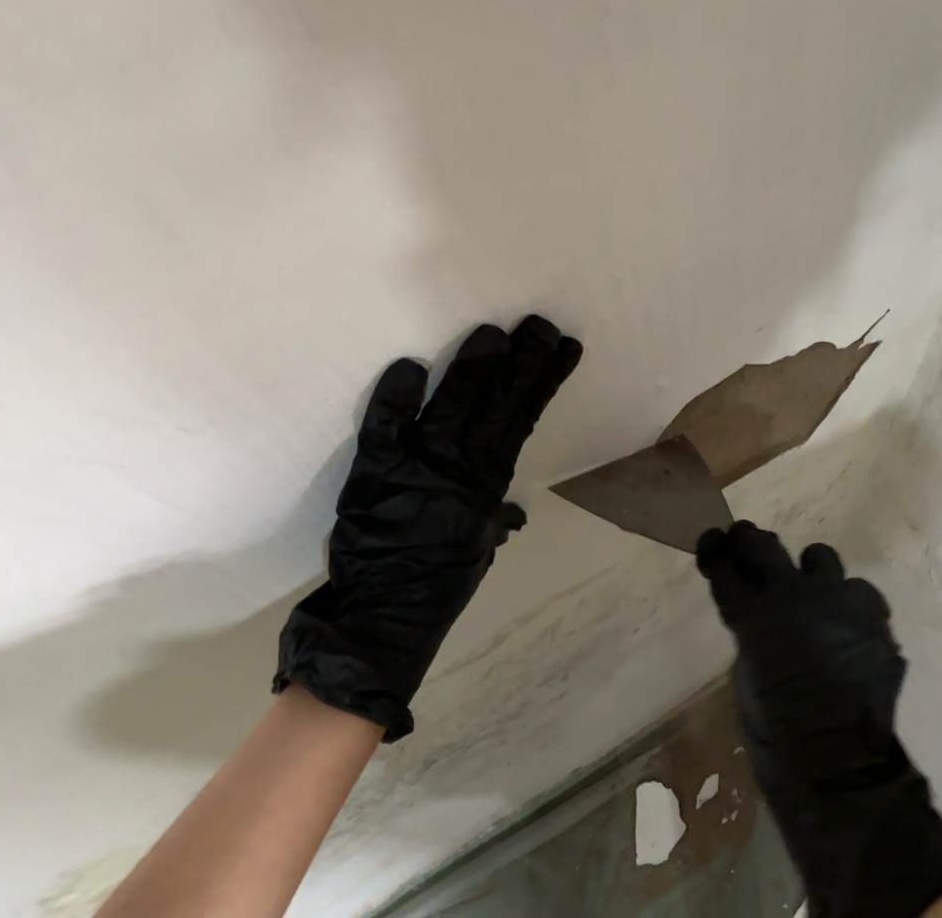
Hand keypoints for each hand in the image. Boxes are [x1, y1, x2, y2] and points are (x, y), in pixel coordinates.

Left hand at [275, 315, 581, 740]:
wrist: (386, 616)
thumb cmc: (438, 580)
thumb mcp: (480, 542)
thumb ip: (492, 512)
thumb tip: (508, 504)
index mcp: (488, 482)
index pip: (523, 419)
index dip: (544, 382)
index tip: (565, 347)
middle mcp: (461, 468)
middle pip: (495, 405)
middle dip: (521, 363)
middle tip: (539, 325)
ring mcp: (419, 468)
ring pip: (451, 408)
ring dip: (472, 370)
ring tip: (493, 334)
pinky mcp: (376, 474)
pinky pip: (385, 431)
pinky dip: (395, 402)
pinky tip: (409, 367)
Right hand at [697, 522, 941, 916]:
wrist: (840, 761)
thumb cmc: (778, 734)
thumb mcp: (747, 680)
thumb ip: (753, 638)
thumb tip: (762, 622)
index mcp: (754, 617)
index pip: (725, 570)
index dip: (715, 552)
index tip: (712, 539)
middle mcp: (795, 597)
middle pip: (766, 548)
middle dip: (751, 541)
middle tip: (745, 538)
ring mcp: (838, 601)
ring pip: (821, 557)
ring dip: (810, 570)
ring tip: (810, 588)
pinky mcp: (874, 615)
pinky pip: (859, 592)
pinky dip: (849, 604)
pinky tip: (847, 625)